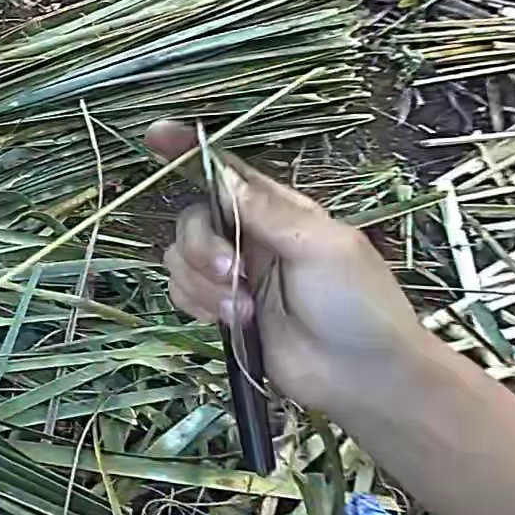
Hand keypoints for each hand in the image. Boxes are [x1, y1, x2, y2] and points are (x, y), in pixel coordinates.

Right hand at [148, 120, 429, 417]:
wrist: (360, 377)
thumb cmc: (357, 304)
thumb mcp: (322, 248)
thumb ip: (267, 213)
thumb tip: (220, 176)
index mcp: (276, 210)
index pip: (224, 171)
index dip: (186, 151)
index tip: (154, 136)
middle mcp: (246, 235)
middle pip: (191, 221)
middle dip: (204, 248)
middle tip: (235, 274)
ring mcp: (230, 273)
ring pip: (179, 259)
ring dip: (204, 285)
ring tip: (243, 310)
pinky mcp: (218, 307)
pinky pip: (179, 291)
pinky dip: (195, 304)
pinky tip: (229, 320)